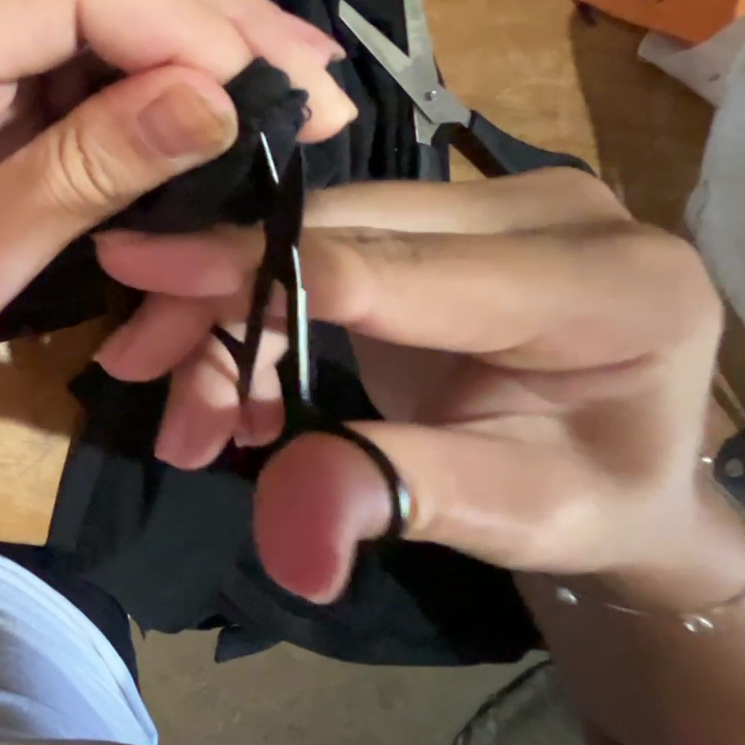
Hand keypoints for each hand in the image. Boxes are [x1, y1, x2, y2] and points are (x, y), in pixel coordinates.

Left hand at [0, 0, 355, 409]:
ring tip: (292, 93)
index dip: (181, 22)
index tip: (272, 92)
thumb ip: (76, 178)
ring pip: (100, 15)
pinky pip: (83, 70)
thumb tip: (214, 101)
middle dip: (210, 22)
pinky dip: (157, 88)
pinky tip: (217, 114)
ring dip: (198, 47)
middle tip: (314, 82)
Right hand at [93, 169, 744, 609]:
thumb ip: (397, 499)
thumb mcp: (515, 515)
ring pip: (294, 238)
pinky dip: (247, 316)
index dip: (245, 267)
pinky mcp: (425, 214)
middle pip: (317, 238)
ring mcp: (475, 201)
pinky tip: (234, 388)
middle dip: (209, 309)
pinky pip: (301, 248)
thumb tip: (284, 543)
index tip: (130, 265)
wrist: (614, 455)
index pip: (379, 264)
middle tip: (131, 372)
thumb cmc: (589, 492)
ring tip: (192, 422)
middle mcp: (535, 211)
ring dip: (220, 322)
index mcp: (596, 283)